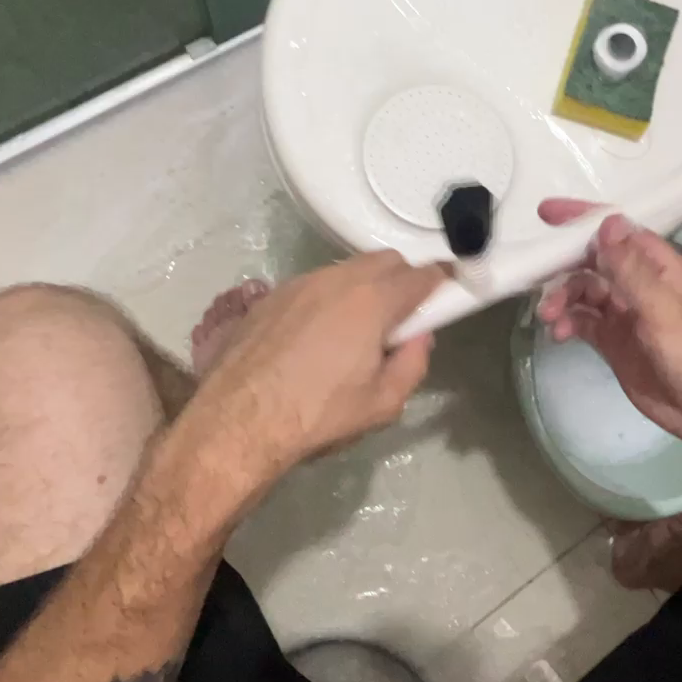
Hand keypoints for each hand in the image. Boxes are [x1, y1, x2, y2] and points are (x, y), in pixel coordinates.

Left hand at [183, 251, 444, 480]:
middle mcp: (337, 280)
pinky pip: (314, 284)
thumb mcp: (383, 404)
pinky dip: (328, 298)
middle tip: (400, 320)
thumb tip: (418, 338)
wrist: (236, 421)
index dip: (440, 282)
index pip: (422, 275)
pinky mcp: (269, 296)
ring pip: (346, 269)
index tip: (445, 296)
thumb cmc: (318, 415)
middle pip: (385, 260)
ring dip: (363, 288)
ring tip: (355, 331)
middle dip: (402, 280)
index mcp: (372, 301)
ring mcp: (299, 283)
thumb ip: (413, 363)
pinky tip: (316, 336)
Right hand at [535, 200, 681, 445]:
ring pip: (582, 291)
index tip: (546, 214)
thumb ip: (631, 268)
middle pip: (592, 260)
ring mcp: (622, 310)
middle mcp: (638, 282)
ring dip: (562, 298)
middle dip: (563, 265)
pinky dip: (565, 322)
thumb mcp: (662, 308)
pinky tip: (558, 334)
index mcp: (658, 266)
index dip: (582, 219)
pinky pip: (580, 320)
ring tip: (549, 317)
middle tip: (535, 275)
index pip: (616, 230)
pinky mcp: (611, 338)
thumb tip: (607, 223)